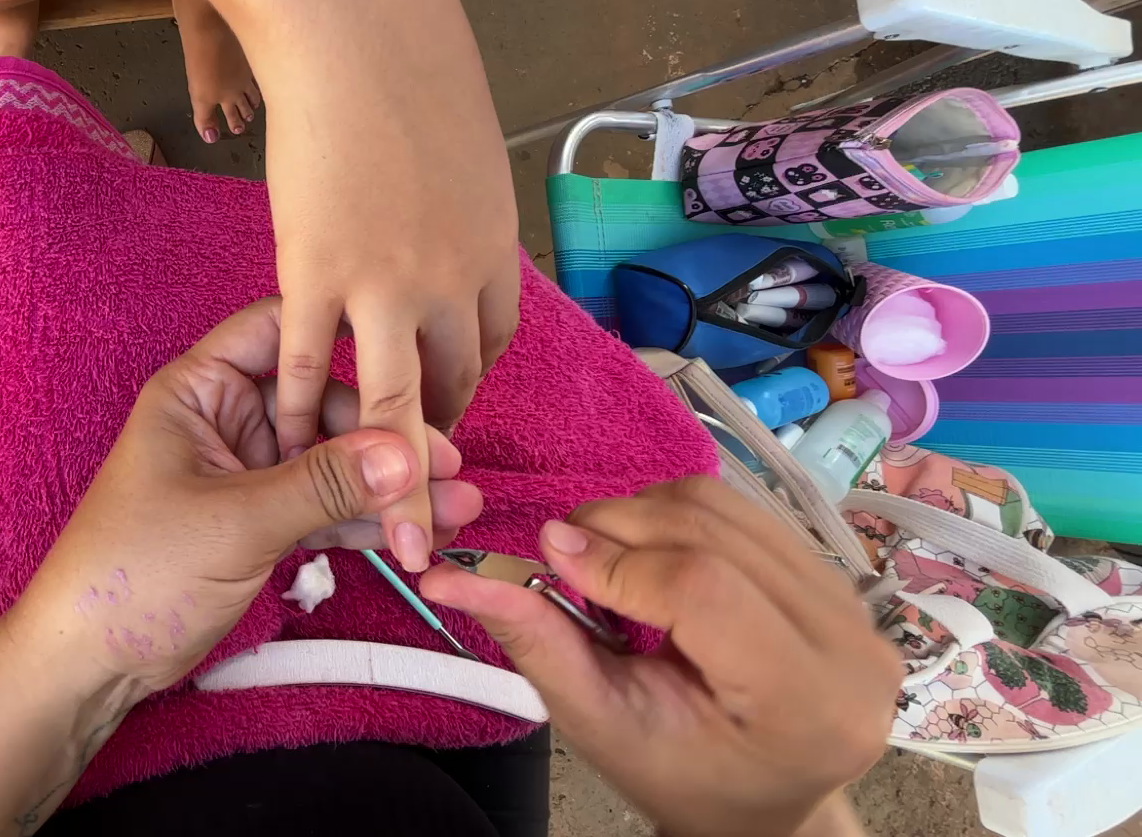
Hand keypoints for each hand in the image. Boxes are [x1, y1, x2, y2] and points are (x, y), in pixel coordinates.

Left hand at [14, 298, 481, 692]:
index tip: (404, 355)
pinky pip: (321, 505)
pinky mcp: (261, 515)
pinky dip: (363, 520)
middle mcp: (228, 416)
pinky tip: (417, 532)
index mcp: (201, 388)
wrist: (93, 659)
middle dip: (382, 436)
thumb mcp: (234, 521)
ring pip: (328, 460)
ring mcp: (248, 468)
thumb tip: (407, 453)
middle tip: (448, 466)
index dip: (335, 336)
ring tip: (456, 506)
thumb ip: (322, 485)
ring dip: (386, 484)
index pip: (276, 332)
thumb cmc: (138, 570)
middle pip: (319, 403)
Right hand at [251, 0, 521, 573]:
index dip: (468, 379)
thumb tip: (435, 225)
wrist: (358, 24)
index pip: (490, 338)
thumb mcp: (461, 143)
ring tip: (370, 505)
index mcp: (491, 241)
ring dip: (382, 458)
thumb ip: (455, 205)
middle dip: (438, 430)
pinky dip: (305, 408)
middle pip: (454, 378)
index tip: (447, 397)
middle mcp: (454, 276)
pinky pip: (315, 361)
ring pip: (393, 396)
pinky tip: (291, 440)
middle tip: (415, 468)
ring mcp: (388, 280)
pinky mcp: (320, 271)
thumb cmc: (410, 66)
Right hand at [420, 477, 899, 836]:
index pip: (703, 588)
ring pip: (713, 502)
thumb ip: (529, 640)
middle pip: (705, 530)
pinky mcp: (827, 570)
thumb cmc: (672, 768)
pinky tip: (651, 558)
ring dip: (635, 515)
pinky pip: (729, 502)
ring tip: (609, 564)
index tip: (546, 557)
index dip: (612, 561)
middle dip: (612, 528)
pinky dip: (665, 512)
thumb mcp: (592, 719)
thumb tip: (444, 575)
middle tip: (567, 563)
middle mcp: (850, 643)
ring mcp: (850, 600)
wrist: (756, 792)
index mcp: (807, 704)